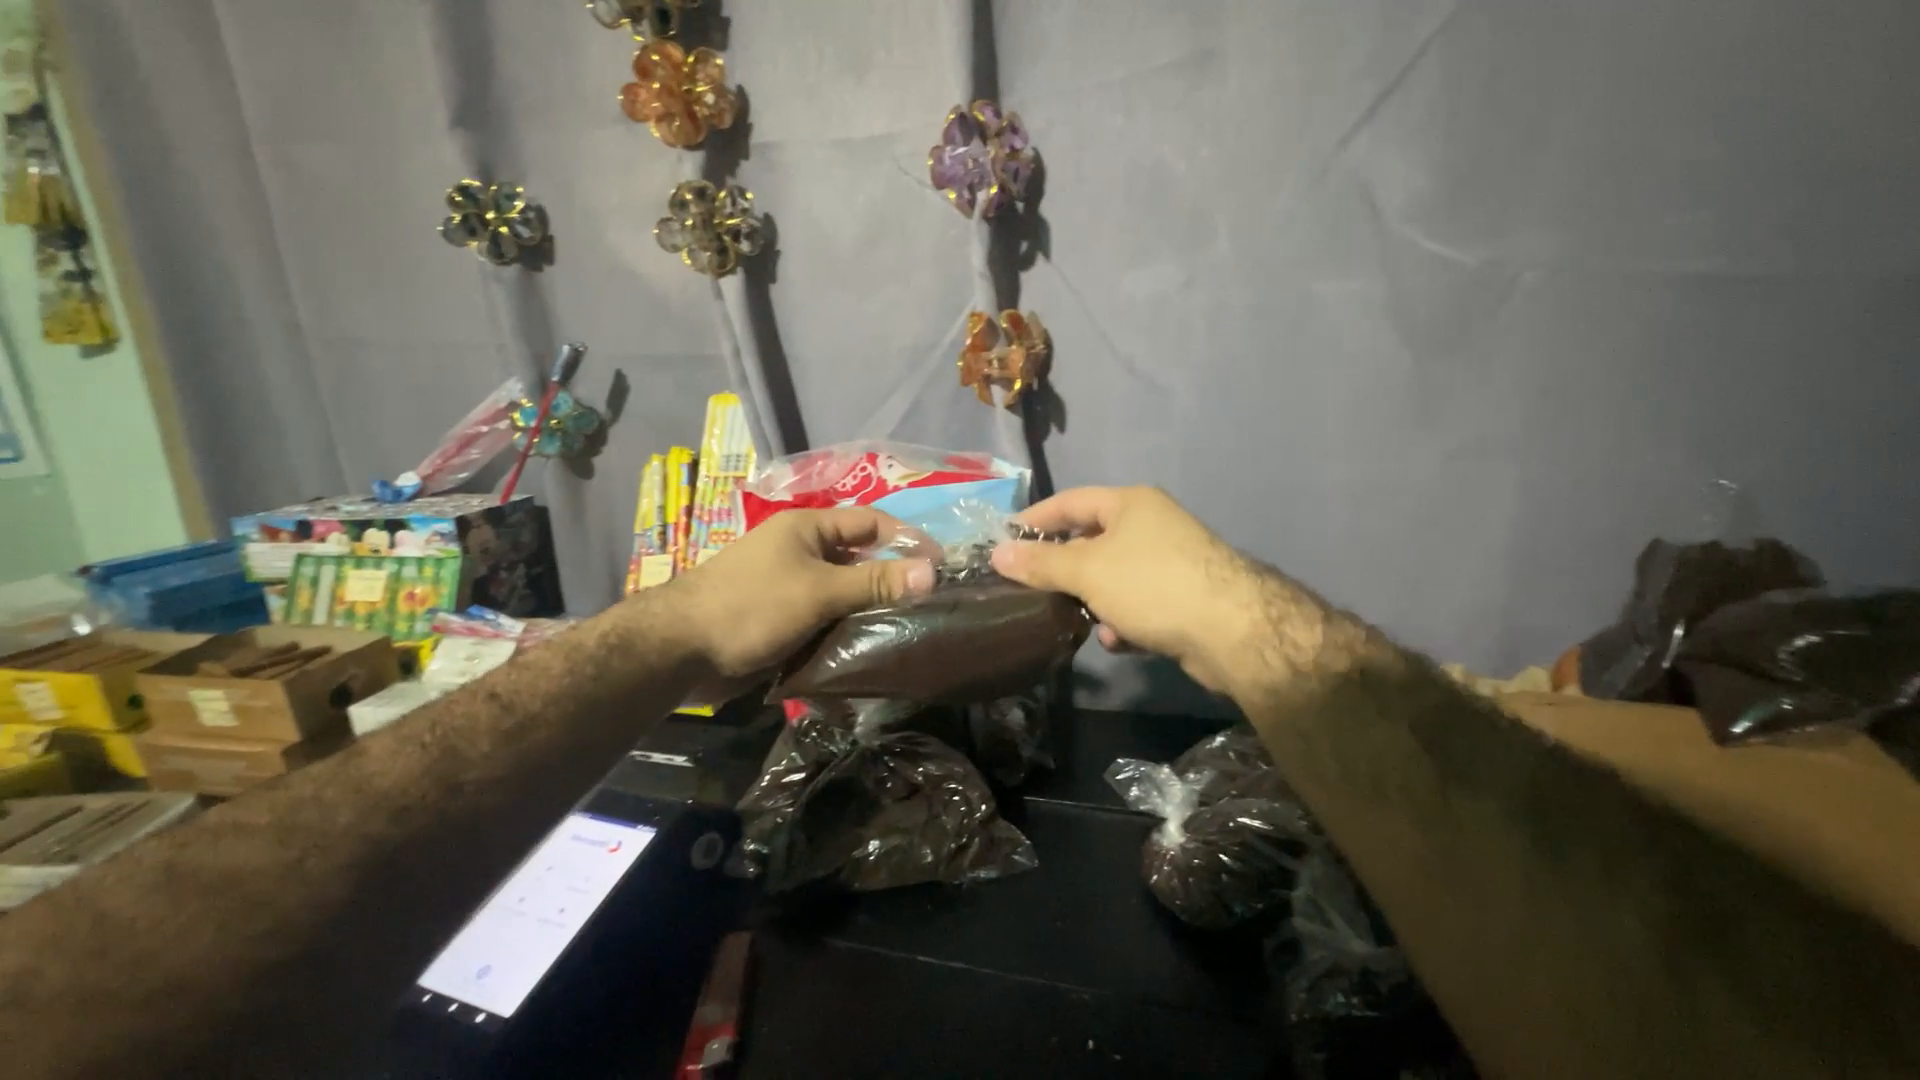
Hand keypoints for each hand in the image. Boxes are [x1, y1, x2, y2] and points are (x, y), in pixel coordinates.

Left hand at [665, 507, 935, 681]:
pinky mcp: (781, 620)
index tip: (940, 568)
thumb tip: (932, 573)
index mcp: (808, 528)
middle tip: (930, 605)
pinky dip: (846, 630)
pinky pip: (825, 619)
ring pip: (843, 594)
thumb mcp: (819, 591)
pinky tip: (870, 649)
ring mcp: (790, 587)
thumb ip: (875, 582)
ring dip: (869, 610)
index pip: (871, 522)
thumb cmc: (751, 606)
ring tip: (909, 630)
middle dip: (892, 580)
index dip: (908, 540)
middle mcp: (801, 551)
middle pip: (859, 559)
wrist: (679, 651)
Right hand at [990, 486, 1317, 695]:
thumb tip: (998, 553)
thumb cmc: (1151, 584)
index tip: (1003, 541)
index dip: (1035, 519)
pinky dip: (1123, 622)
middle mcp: (1152, 526)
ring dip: (1093, 603)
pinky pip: (1137, 606)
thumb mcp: (1087, 570)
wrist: (1231, 631)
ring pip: (1113, 579)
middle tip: (1032, 590)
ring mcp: (1170, 563)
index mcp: (1130, 504)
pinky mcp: (1183, 599)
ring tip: (1078, 622)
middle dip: (1064, 570)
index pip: (1070, 501)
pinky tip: (1119, 641)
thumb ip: (1041, 562)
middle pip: (1091, 542)